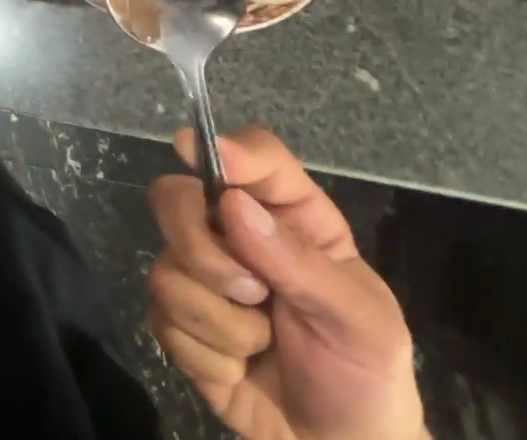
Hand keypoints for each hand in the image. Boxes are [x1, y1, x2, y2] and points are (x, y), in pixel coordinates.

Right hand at [147, 127, 424, 439]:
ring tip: (260, 345)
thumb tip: (232, 206)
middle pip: (177, 196)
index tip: (195, 153)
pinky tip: (235, 365)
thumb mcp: (361, 323)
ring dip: (219, 321)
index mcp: (291, 218)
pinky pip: (161, 316)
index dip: (226, 150)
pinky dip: (205, 352)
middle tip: (250, 291)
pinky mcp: (174, 316)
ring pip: (167, 266)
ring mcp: (198, 272)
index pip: (255, 157)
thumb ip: (302, 264)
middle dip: (203, 250)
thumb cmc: (365, 376)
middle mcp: (233, 232)